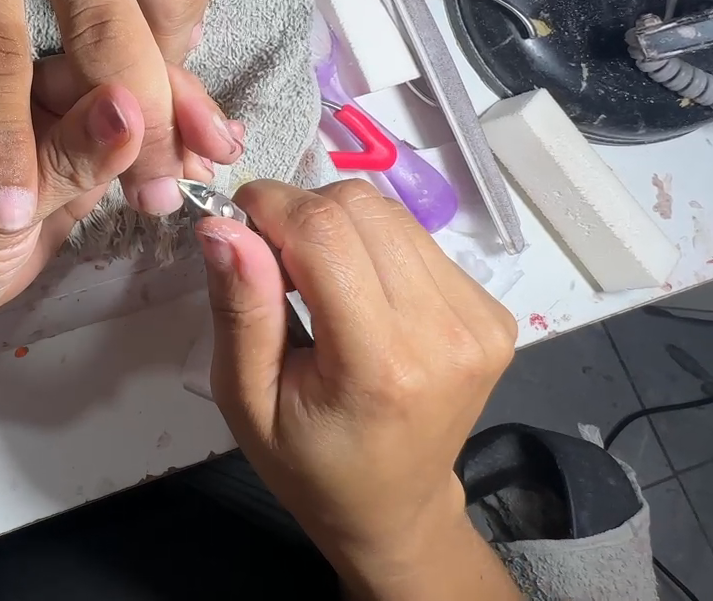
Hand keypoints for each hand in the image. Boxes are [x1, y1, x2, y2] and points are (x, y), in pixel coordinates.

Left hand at [0, 61, 240, 343]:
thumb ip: (58, 161)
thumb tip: (130, 107)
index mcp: (9, 83)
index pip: (94, 64)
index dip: (154, 93)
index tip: (200, 133)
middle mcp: (39, 96)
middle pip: (124, 80)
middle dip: (179, 108)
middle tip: (223, 147)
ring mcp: (60, 132)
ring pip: (133, 116)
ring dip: (178, 131)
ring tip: (223, 156)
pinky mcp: (72, 169)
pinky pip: (126, 154)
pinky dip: (162, 159)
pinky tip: (197, 165)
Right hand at [200, 181, 518, 598]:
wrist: (394, 507)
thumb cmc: (307, 460)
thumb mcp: (244, 396)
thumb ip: (239, 308)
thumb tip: (222, 225)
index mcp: (380, 362)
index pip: (323, 231)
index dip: (268, 207)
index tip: (236, 227)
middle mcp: (444, 331)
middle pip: (356, 206)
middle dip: (296, 211)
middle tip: (269, 257)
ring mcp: (477, 317)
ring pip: (384, 209)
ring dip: (331, 222)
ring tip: (309, 273)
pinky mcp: (490, 309)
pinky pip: (410, 232)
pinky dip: (365, 240)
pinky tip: (352, 283)